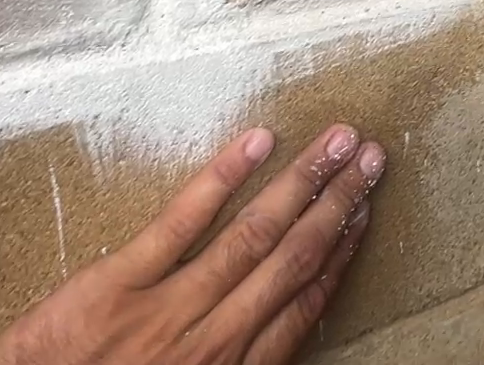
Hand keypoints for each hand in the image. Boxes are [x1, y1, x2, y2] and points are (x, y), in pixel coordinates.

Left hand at [0, 123, 383, 364]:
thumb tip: (269, 328)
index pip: (304, 305)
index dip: (340, 254)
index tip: (363, 214)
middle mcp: (211, 344)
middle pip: (293, 260)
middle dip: (338, 205)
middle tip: (371, 157)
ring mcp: (164, 312)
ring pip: (254, 235)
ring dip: (303, 183)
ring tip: (337, 141)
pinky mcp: (113, 287)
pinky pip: (180, 222)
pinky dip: (224, 178)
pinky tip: (258, 140)